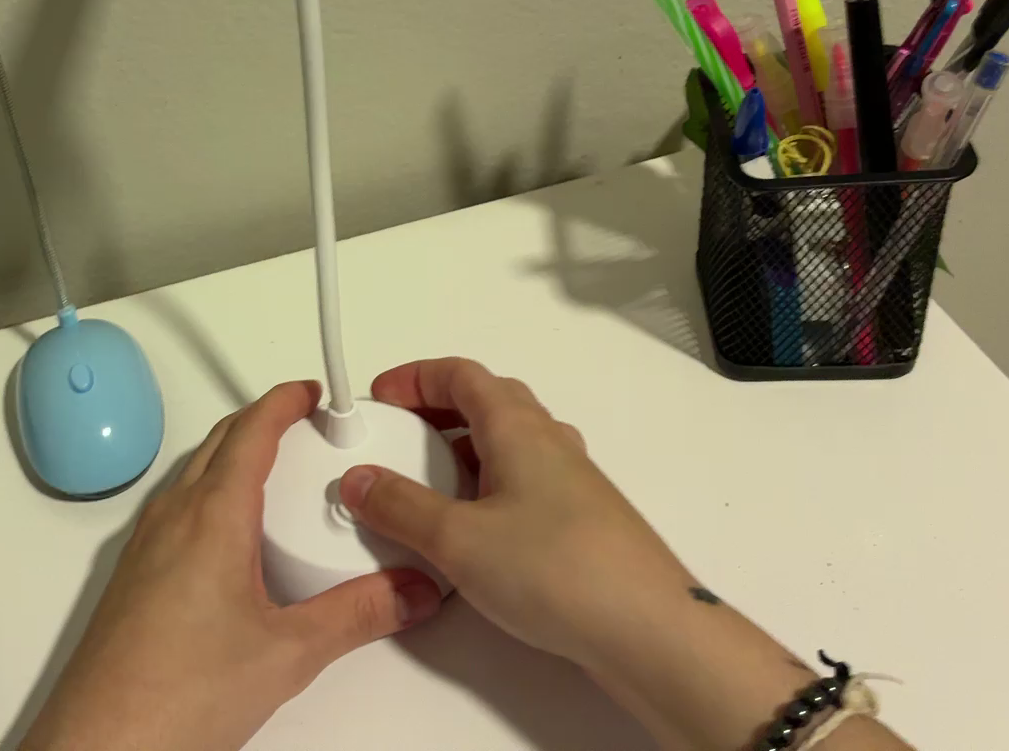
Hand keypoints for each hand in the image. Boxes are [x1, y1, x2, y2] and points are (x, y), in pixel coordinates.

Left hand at [20, 380, 443, 750]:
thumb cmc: (174, 695)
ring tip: (273, 470)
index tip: (309, 392)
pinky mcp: (135, 567)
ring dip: (234, 451)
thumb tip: (407, 592)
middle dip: (262, 419)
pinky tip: (230, 532)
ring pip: (196, 467)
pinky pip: (178, 501)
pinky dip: (211, 487)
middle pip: (221, 439)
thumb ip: (357, 616)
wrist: (101, 742)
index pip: (252, 431)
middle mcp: (174, 515)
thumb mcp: (287, 653)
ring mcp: (148, 540)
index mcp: (213, 515)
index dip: (284, 401)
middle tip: (300, 422)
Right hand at [337, 359, 912, 750]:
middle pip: (488, 397)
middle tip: (401, 433)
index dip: (414, 376)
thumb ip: (399, 507)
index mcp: (516, 426)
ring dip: (464, 443)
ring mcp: (572, 477)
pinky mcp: (584, 516)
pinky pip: (525, 475)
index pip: (460, 373)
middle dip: (437, 406)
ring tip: (432, 480)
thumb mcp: (456, 539)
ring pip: (509, 437)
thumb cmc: (552, 568)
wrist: (652, 634)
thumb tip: (356, 480)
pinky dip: (489, 479)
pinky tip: (477, 524)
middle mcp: (548, 439)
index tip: (379, 399)